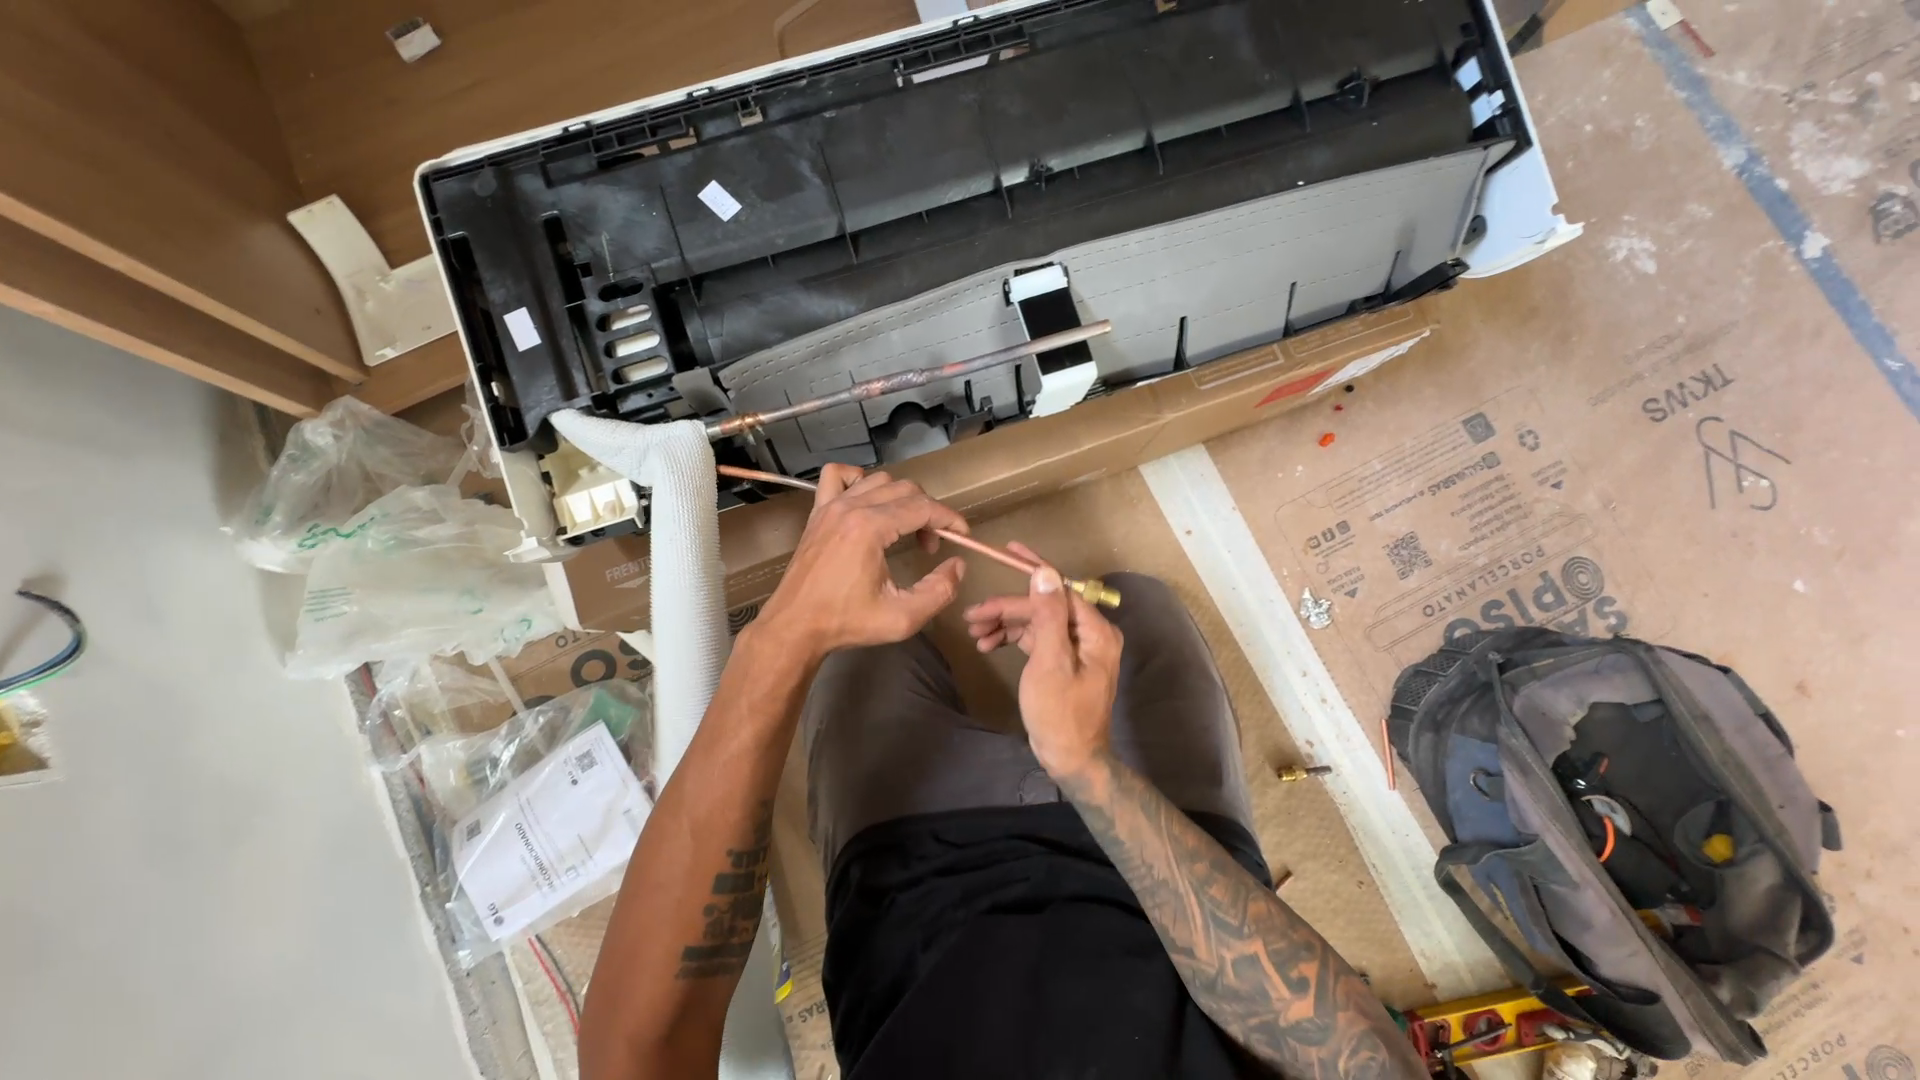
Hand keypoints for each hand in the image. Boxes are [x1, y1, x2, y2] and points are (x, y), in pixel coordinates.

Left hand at [756, 465, 967, 662]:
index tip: (963, 536)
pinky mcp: (817, 512)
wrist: (795, 626)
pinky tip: (868, 503)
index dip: (950, 519)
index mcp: (870, 528)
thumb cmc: (847, 622)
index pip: (923, 507)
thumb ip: (939, 591)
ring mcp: (830, 506)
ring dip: (901, 499)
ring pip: (878, 480)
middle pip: (905, 490)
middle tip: (930, 546)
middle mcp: (850, 507)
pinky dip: (859, 480)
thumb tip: (957, 565)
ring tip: (905, 530)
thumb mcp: (903, 617)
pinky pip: (838, 476)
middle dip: (928, 513)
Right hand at [964, 544, 1122, 776]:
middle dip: (1008, 608)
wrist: (1071, 760)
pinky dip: (1015, 639)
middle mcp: (1091, 634)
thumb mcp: (1049, 662)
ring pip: (1038, 622)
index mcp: (1096, 631)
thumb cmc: (1060, 714)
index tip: (1008, 551)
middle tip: (972, 615)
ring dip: (1007, 624)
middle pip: (1045, 606)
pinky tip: (990, 644)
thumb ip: (1047, 615)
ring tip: (975, 632)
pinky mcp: (1066, 662)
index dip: (1033, 569)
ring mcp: (1079, 649)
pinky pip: (1038, 640)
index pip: (1060, 588)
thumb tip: (1045, 572)